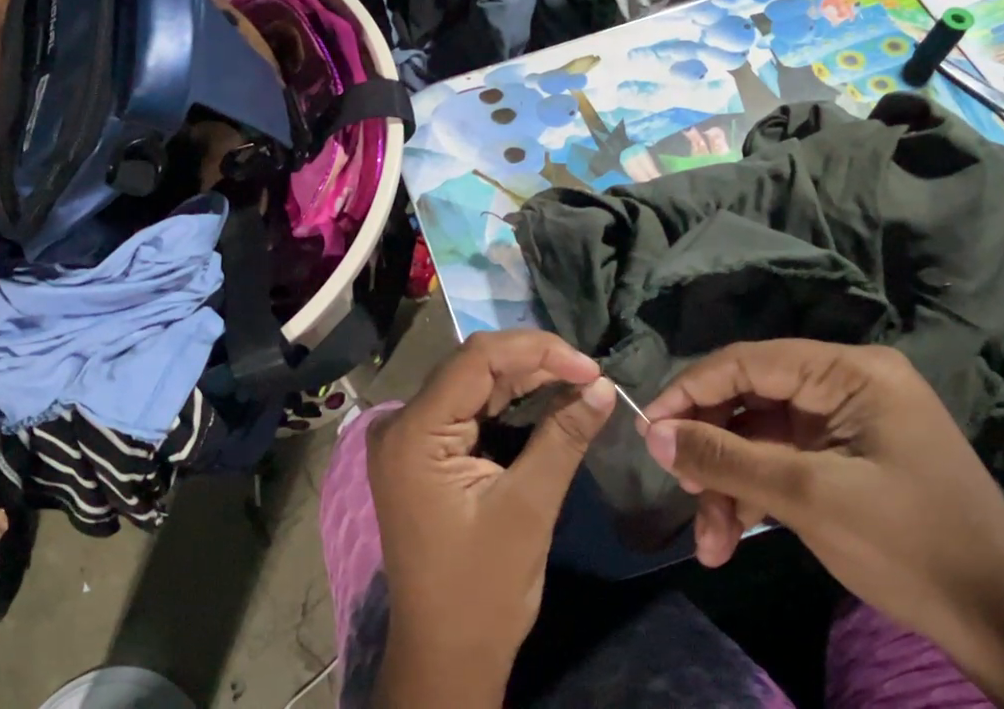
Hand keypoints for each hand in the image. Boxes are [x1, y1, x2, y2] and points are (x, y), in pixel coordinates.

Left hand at [368, 330, 615, 702]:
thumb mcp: (529, 508)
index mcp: (413, 433)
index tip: (590, 366)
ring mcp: (409, 440)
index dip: (536, 351)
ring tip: (579, 381)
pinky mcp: (423, 456)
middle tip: (591, 375)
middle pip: (471, 369)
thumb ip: (562, 438)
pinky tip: (546, 399)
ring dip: (524, 380)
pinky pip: (467, 413)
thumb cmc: (483, 588)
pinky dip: (508, 404)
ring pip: (471, 387)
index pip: (475, 360)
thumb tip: (602, 386)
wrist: (446, 653)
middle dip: (533, 363)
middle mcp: (401, 425)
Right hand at [637, 339, 1003, 645]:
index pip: (747, 362)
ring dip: (728, 486)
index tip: (647, 432)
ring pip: (758, 438)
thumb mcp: (808, 498)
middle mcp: (847, 385)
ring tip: (711, 543)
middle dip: (712, 453)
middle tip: (680, 493)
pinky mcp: (845, 458)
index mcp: (851, 372)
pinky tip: (732, 538)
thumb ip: (725, 459)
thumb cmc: (910, 545)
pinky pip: (780, 462)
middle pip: (748, 401)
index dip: (690, 392)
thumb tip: (653, 435)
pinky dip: (753, 496)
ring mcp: (846, 423)